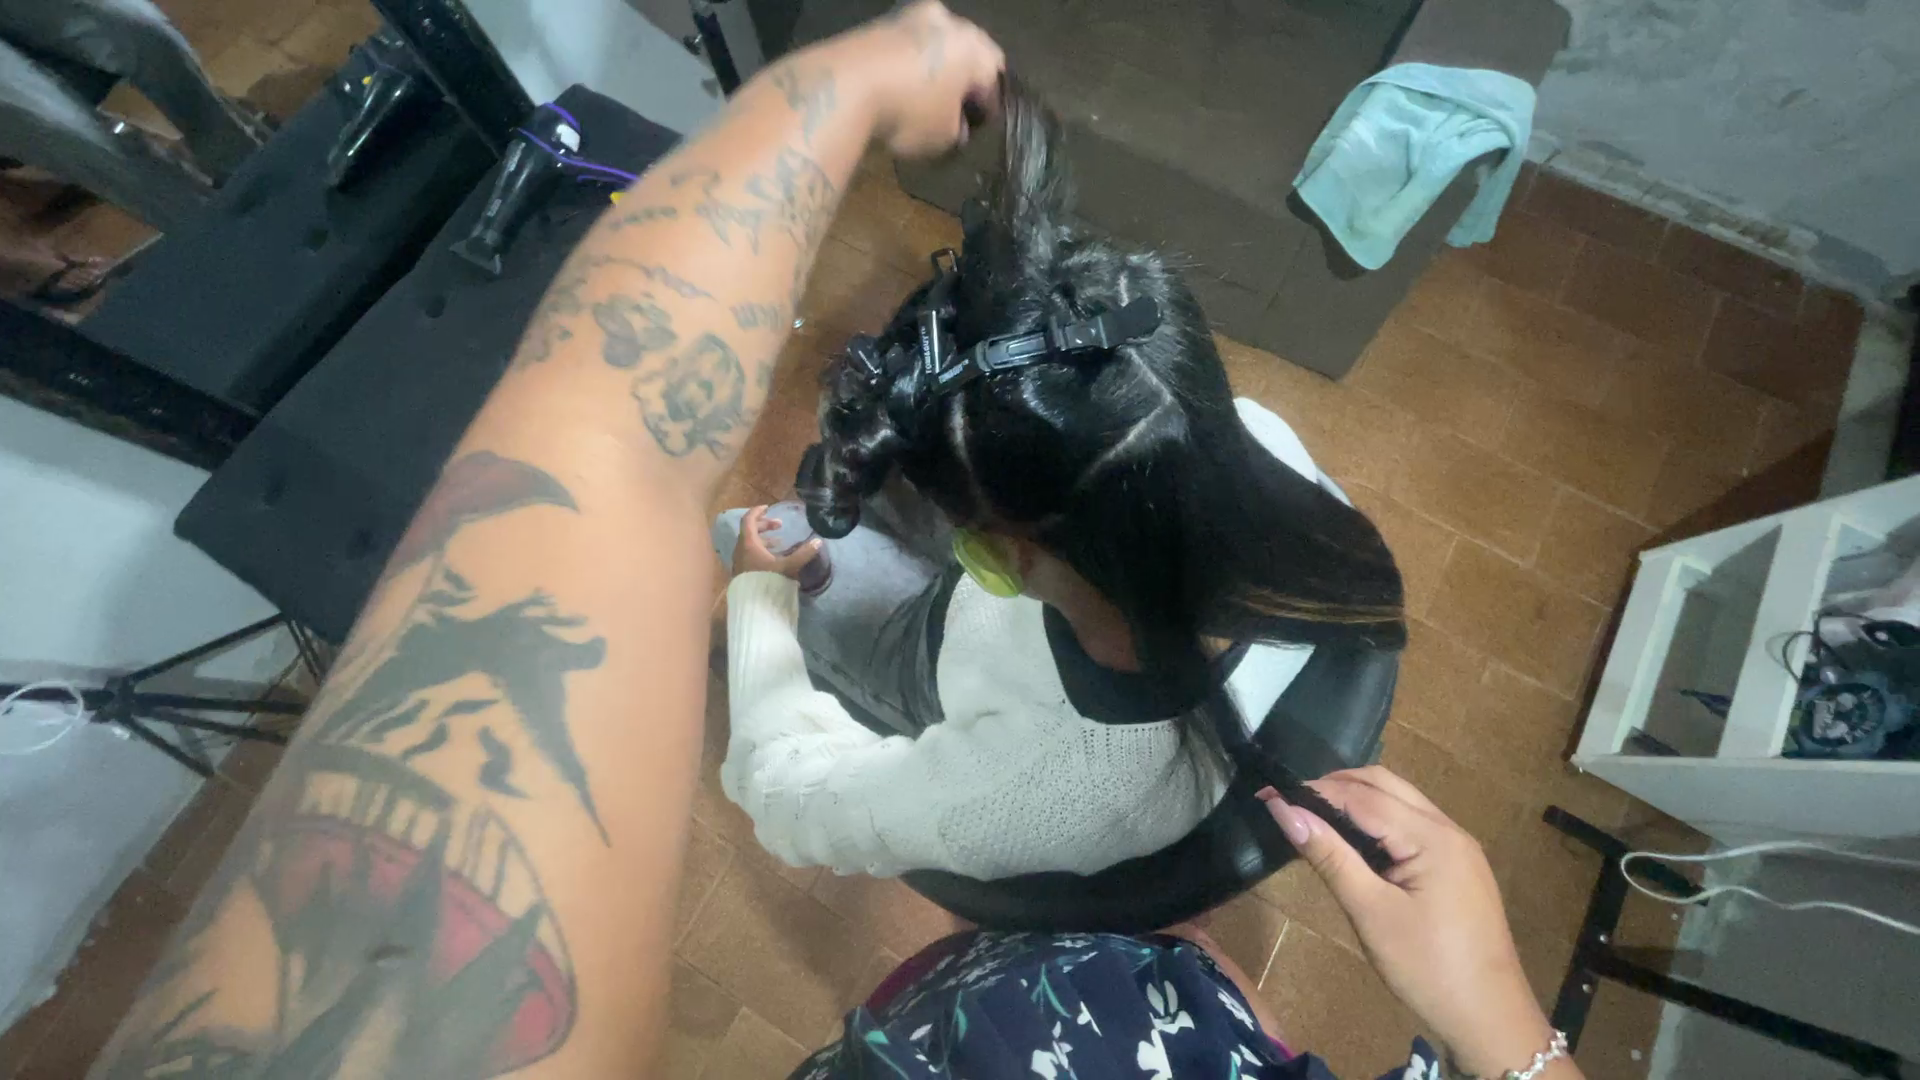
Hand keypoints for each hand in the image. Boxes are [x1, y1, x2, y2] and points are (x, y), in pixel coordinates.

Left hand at [732, 505, 822, 580]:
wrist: (752, 606)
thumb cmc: (768, 581)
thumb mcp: (788, 566)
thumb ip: (803, 554)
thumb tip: (818, 541)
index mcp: (749, 543)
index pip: (749, 520)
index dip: (758, 511)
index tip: (768, 507)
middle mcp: (741, 550)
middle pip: (750, 531)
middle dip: (765, 525)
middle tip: (780, 526)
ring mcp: (740, 561)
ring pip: (750, 543)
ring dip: (764, 539)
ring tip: (780, 542)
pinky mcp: (742, 572)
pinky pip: (750, 554)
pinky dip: (761, 550)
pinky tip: (773, 559)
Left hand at [828, 1, 1004, 156]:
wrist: (847, 86)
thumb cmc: (910, 114)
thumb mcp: (945, 138)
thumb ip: (959, 130)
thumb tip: (957, 125)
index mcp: (974, 47)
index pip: (994, 79)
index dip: (988, 107)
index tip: (978, 127)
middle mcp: (948, 21)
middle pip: (966, 52)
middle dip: (963, 80)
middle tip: (955, 109)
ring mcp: (912, 15)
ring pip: (936, 45)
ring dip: (936, 68)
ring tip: (926, 99)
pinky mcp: (881, 22)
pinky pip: (907, 47)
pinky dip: (910, 65)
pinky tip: (902, 88)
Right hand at [1260, 768, 1577, 1078]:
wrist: (1493, 1024)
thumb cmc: (1428, 969)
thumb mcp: (1370, 912)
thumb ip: (1328, 854)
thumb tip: (1282, 808)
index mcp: (1432, 838)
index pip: (1361, 795)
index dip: (1312, 790)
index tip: (1268, 793)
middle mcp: (1449, 830)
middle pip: (1382, 783)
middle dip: (1333, 784)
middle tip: (1290, 802)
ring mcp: (1457, 846)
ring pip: (1397, 798)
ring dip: (1354, 797)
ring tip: (1313, 816)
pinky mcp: (1456, 863)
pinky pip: (1409, 820)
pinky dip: (1375, 816)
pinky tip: (1352, 839)